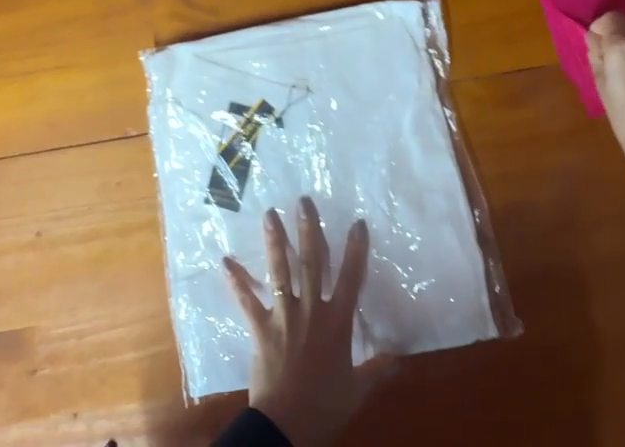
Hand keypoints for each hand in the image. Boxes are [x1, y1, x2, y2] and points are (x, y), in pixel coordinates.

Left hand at [222, 197, 395, 444]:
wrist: (286, 424)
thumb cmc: (325, 406)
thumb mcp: (357, 390)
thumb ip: (377, 370)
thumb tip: (399, 357)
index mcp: (338, 322)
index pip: (351, 278)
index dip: (356, 249)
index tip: (357, 222)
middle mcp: (312, 310)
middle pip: (312, 262)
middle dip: (309, 229)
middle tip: (303, 200)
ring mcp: (284, 316)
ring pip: (280, 271)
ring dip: (274, 241)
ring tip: (269, 214)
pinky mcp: (260, 328)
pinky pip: (246, 300)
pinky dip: (236, 281)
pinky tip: (224, 261)